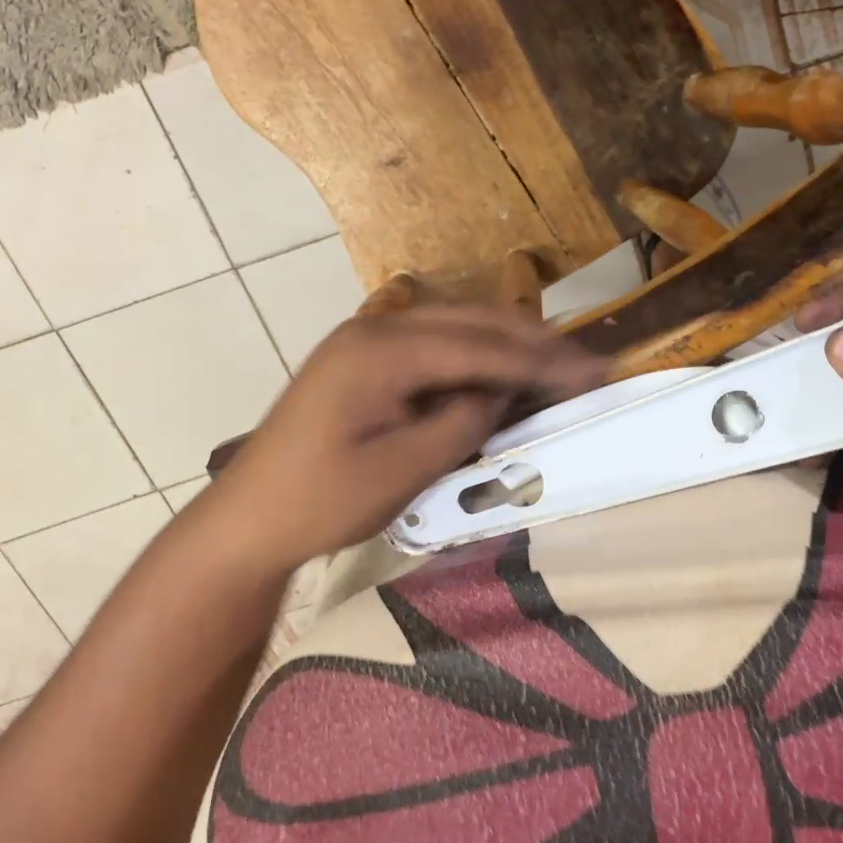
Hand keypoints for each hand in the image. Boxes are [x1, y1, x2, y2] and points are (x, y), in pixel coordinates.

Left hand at [212, 306, 608, 561]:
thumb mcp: (402, 471)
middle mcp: (375, 329)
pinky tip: (504, 373)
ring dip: (509, 344)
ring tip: (559, 366)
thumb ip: (463, 422)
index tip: (594, 371)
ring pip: (457, 326)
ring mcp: (366, 339)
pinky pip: (436, 344)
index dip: (542, 361)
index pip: (481, 346)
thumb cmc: (321, 502)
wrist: (248, 520)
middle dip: (535, 343)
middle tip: (590, 364)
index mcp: (381, 352)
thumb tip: (506, 391)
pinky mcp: (365, 359)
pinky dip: (477, 356)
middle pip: (473, 322)